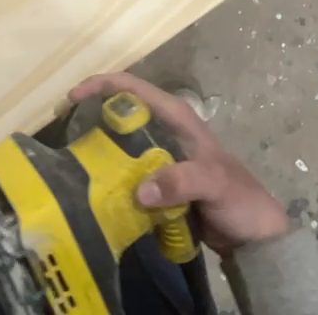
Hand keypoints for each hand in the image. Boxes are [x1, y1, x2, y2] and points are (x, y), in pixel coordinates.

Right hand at [69, 73, 289, 251]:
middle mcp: (166, 128)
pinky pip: (128, 168)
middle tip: (63, 129)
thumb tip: (140, 189)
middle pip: (122, 110)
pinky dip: (111, 171)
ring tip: (70, 156)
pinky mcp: (159, 178)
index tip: (73, 97)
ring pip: (122, 139)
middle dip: (93, 112)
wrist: (253, 234)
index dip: (102, 85)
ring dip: (99, 144)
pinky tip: (93, 183)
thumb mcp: (212, 184)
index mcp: (177, 116)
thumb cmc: (238, 198)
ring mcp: (162, 154)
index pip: (134, 87)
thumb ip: (180, 181)